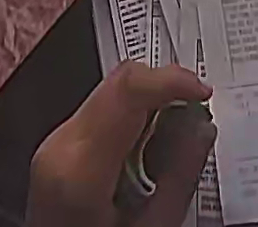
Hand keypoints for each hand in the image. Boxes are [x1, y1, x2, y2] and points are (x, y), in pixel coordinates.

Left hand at [27, 62, 215, 226]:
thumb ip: (178, 177)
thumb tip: (201, 129)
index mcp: (80, 170)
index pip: (129, 89)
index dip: (172, 80)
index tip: (200, 92)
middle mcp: (62, 144)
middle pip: (123, 81)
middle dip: (165, 90)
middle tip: (192, 118)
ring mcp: (56, 140)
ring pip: (115, 88)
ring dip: (149, 102)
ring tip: (164, 147)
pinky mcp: (59, 141)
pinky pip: (105, 106)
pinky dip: (133, 115)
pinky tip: (142, 151)